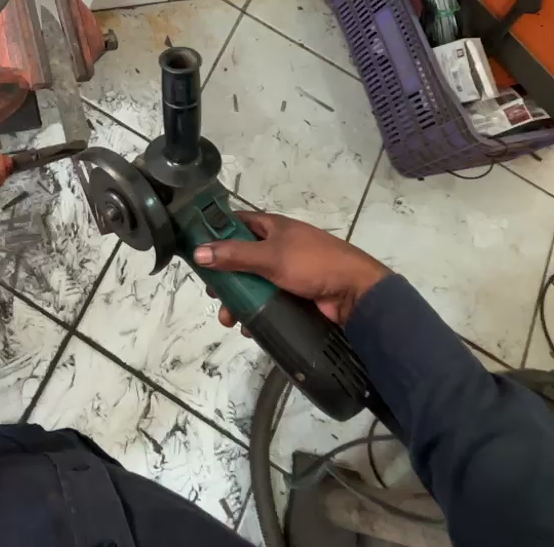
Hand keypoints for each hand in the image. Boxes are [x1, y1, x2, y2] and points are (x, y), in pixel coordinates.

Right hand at [193, 211, 390, 325]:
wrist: (357, 294)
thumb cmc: (313, 263)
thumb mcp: (271, 256)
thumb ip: (234, 254)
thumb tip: (198, 253)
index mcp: (271, 227)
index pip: (235, 223)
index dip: (214, 234)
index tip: (196, 252)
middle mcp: (276, 246)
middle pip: (239, 258)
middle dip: (224, 278)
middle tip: (214, 294)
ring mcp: (285, 272)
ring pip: (252, 284)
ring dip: (238, 301)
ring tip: (229, 320)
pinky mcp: (293, 295)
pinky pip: (266, 302)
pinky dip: (255, 313)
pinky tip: (249, 328)